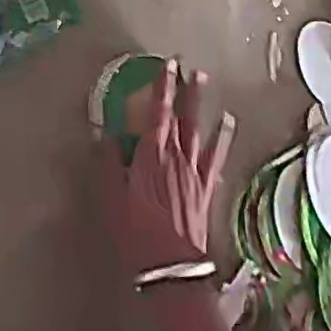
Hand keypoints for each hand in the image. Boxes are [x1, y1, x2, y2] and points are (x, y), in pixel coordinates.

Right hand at [100, 64, 236, 276]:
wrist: (170, 266)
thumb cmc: (135, 231)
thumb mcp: (111, 196)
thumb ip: (107, 161)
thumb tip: (102, 131)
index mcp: (151, 153)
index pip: (157, 112)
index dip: (162, 87)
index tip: (166, 64)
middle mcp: (176, 155)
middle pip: (179, 115)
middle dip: (181, 88)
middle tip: (184, 64)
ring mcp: (194, 170)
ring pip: (197, 128)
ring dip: (199, 102)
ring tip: (202, 79)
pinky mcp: (205, 186)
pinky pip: (217, 156)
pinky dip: (223, 137)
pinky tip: (228, 122)